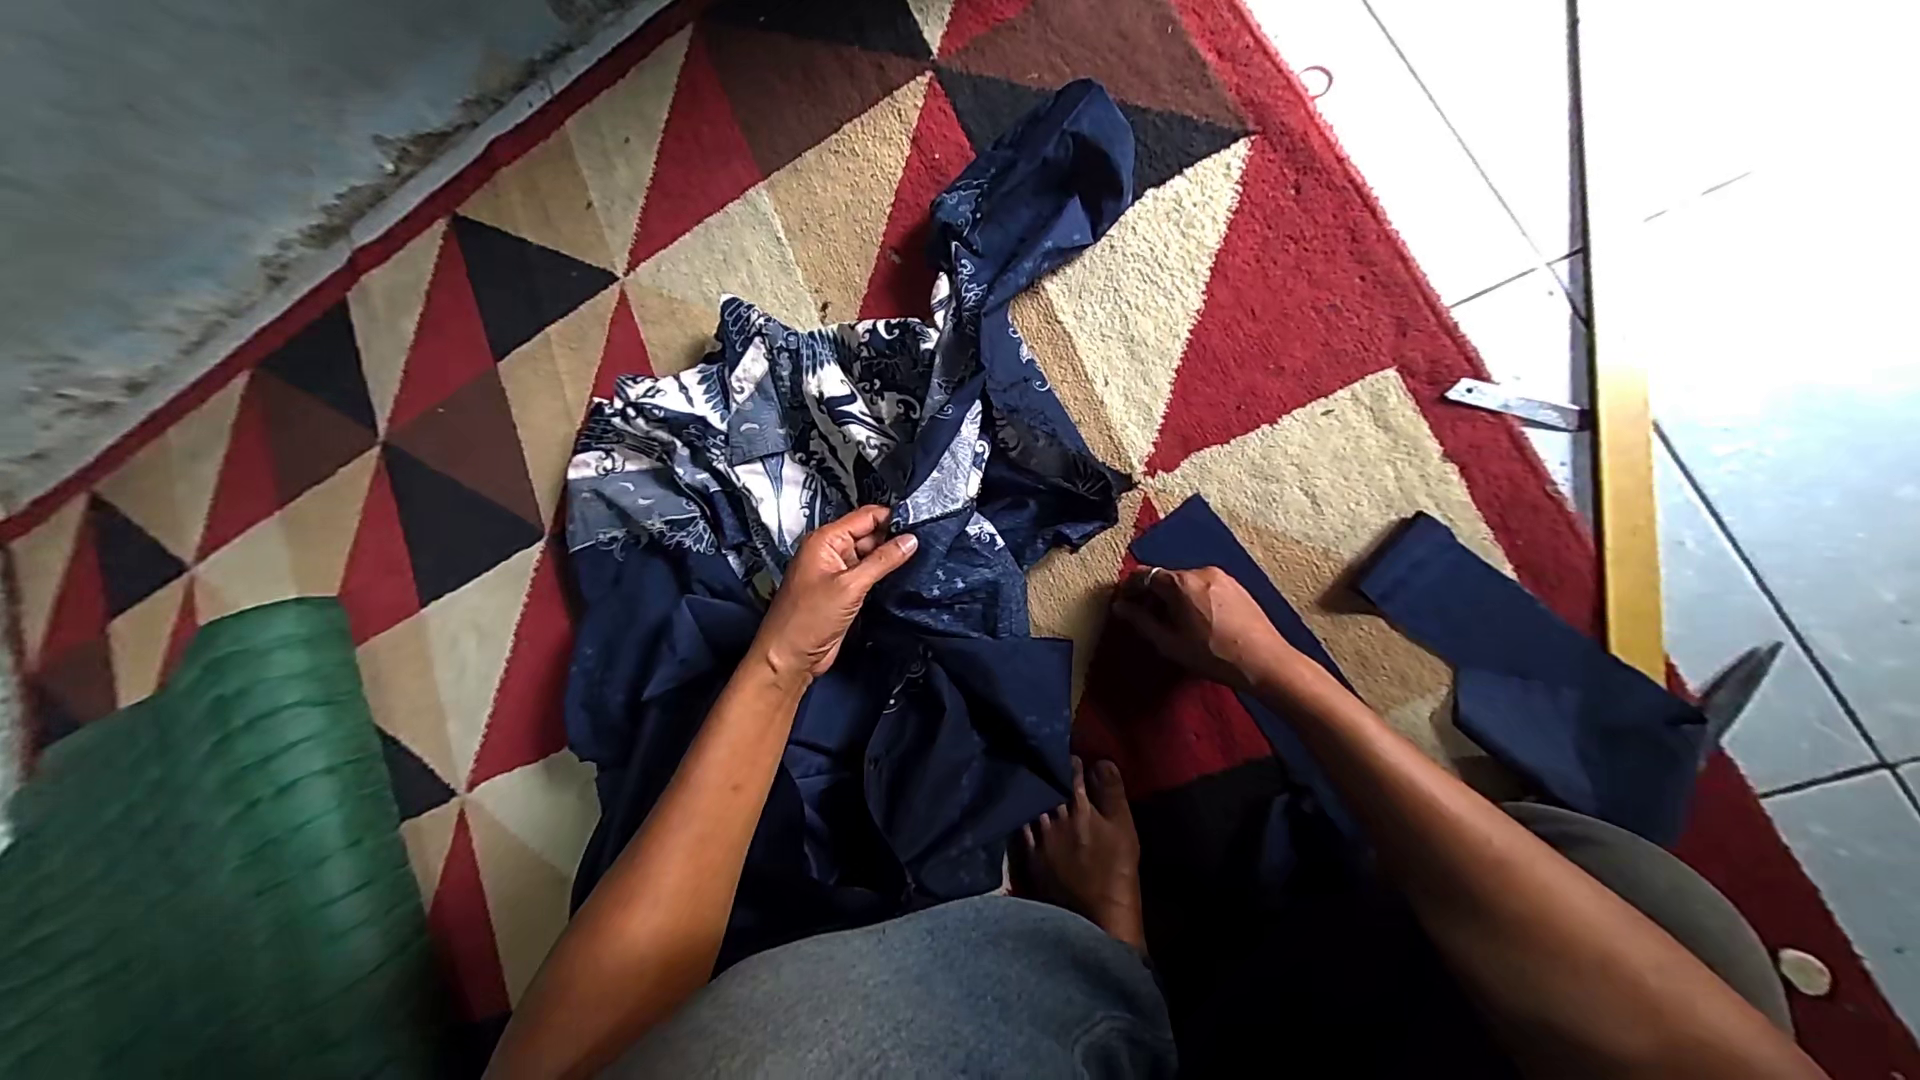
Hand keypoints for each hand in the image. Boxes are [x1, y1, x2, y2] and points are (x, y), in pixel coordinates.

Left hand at [751, 505, 918, 686]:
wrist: (790, 657)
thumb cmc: (807, 620)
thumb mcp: (850, 586)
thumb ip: (882, 561)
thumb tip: (910, 540)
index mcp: (825, 540)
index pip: (865, 516)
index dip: (891, 517)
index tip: (918, 523)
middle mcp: (831, 551)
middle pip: (870, 534)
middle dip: (894, 537)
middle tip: (924, 543)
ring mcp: (838, 572)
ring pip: (871, 555)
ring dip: (890, 557)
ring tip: (919, 558)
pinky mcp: (844, 591)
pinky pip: (868, 574)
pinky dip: (883, 574)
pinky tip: (903, 575)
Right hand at [1111, 565, 1292, 690]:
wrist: (1265, 662)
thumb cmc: (1213, 655)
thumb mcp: (1168, 642)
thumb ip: (1140, 621)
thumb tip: (1120, 607)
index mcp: (1180, 583)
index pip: (1143, 575)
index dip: (1129, 589)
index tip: (1124, 604)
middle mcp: (1200, 572)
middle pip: (1165, 577)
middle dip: (1152, 595)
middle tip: (1147, 619)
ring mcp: (1221, 577)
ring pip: (1185, 582)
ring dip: (1173, 597)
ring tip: (1174, 624)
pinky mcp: (1236, 586)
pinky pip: (1204, 586)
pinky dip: (1192, 598)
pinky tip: (1197, 622)